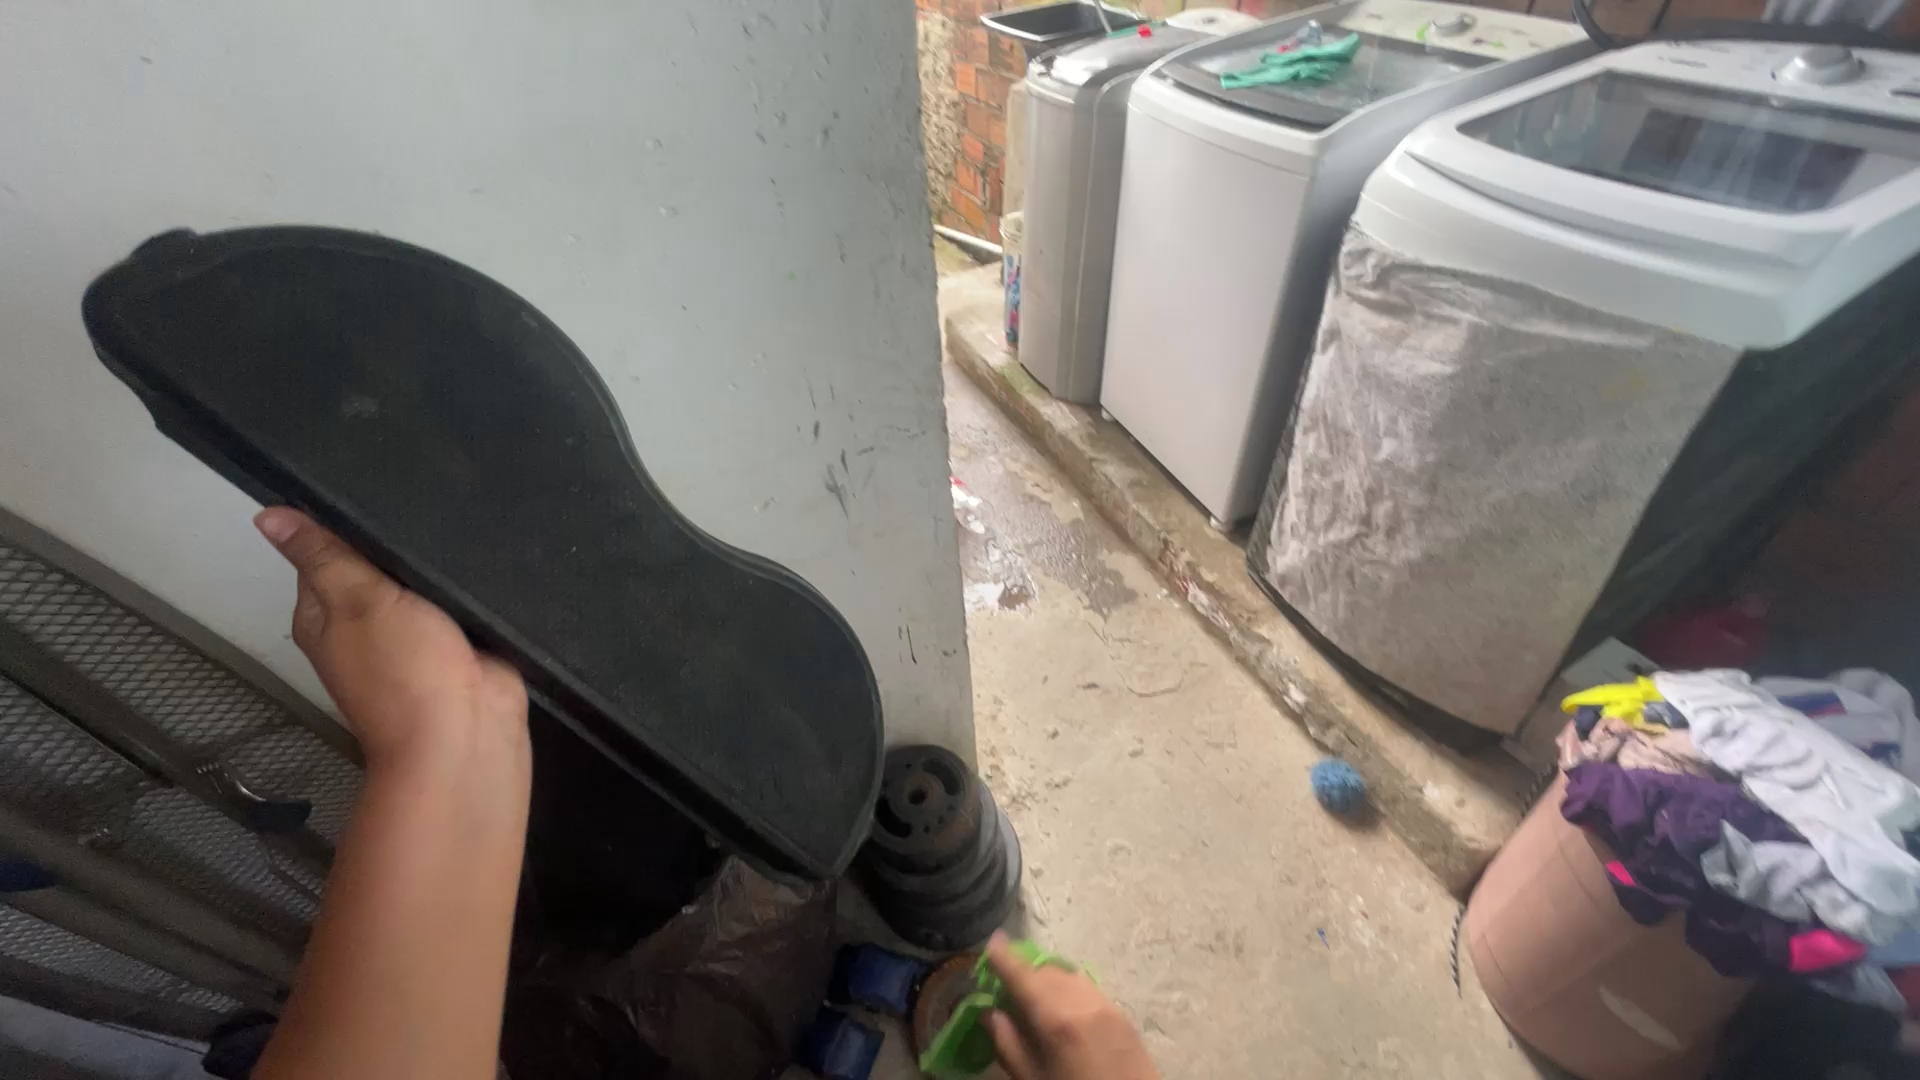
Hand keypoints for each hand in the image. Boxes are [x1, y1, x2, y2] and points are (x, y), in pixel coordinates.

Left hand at [254, 507, 527, 770]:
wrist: (467, 728)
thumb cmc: (403, 668)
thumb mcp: (359, 603)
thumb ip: (325, 557)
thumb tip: (267, 515)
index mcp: (328, 615)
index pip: (325, 553)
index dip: (345, 521)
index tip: (376, 484)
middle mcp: (371, 623)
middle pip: (383, 566)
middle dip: (407, 540)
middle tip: (436, 493)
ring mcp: (423, 635)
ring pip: (431, 583)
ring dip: (447, 561)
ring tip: (470, 512)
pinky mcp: (467, 642)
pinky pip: (468, 602)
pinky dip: (477, 584)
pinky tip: (494, 555)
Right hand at [985, 934, 1158, 1079]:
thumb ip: (1008, 1044)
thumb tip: (990, 1012)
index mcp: (1056, 1018)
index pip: (1022, 974)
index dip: (1004, 957)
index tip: (992, 943)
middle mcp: (1081, 1000)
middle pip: (1045, 970)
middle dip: (1025, 973)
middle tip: (1009, 989)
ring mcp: (1105, 1003)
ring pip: (1067, 974)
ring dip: (1047, 980)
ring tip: (1037, 1002)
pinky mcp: (1121, 1012)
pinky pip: (1086, 987)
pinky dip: (1069, 989)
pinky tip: (1064, 1011)